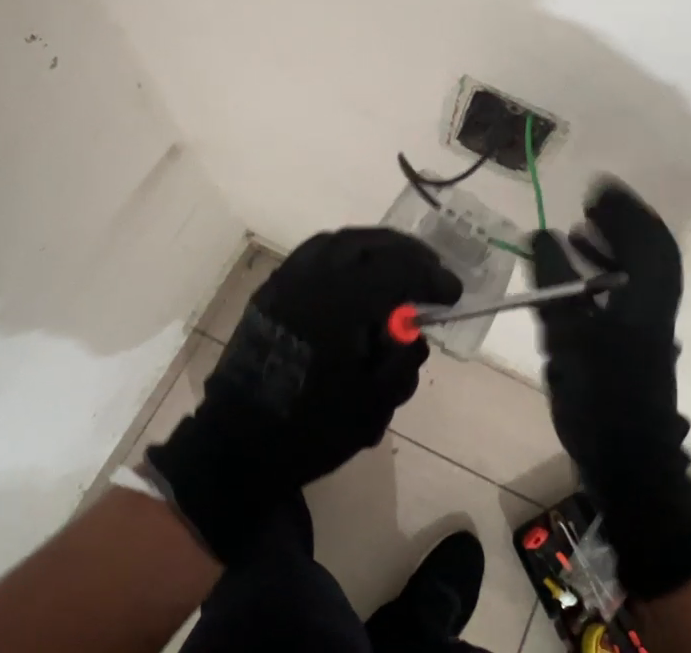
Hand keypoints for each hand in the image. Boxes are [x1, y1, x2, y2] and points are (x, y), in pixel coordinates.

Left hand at [145, 229, 460, 562]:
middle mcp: (313, 279)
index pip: (398, 272)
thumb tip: (413, 333)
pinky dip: (343, 254)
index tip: (453, 293)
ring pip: (338, 242)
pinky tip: (356, 273)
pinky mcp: (270, 292)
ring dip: (375, 248)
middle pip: (369, 244)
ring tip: (398, 265)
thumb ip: (402, 362)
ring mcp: (287, 281)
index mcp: (341, 303)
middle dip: (407, 253)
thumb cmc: (309, 430)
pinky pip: (313, 255)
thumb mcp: (371, 404)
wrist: (236, 447)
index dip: (431, 279)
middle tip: (431, 270)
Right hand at [533, 180, 690, 599]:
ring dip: (618, 245)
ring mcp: (653, 325)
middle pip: (651, 248)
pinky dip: (614, 272)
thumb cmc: (598, 396)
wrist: (630, 459)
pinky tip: (584, 279)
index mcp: (646, 294)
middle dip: (623, 221)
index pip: (644, 235)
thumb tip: (542, 233)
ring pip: (644, 269)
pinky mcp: (644, 343)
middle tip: (591, 205)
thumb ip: (553, 279)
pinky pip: (635, 290)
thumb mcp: (565, 334)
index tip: (596, 188)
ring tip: (583, 232)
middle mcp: (657, 303)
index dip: (622, 207)